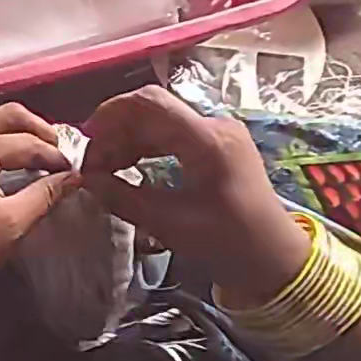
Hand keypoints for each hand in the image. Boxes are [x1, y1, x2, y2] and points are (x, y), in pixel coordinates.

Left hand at [0, 104, 81, 304]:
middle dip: (38, 131)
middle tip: (61, 152)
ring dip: (16, 128)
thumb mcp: (11, 225)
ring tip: (39, 150)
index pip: (22, 143)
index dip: (53, 155)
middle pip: (5, 115)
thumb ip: (45, 194)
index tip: (75, 170)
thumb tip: (75, 175)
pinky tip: (6, 149)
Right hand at [81, 86, 309, 302]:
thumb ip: (123, 198)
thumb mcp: (169, 224)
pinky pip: (170, 131)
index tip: (87, 142)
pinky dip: (143, 144)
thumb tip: (87, 181)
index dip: (110, 115)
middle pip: (150, 110)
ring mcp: (216, 131)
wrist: (273, 257)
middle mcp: (213, 125)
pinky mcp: (215, 142)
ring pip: (156, 119)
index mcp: (207, 141)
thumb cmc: (227, 244)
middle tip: (94, 167)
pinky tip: (127, 165)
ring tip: (106, 170)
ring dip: (126, 139)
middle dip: (114, 132)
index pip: (149, 103)